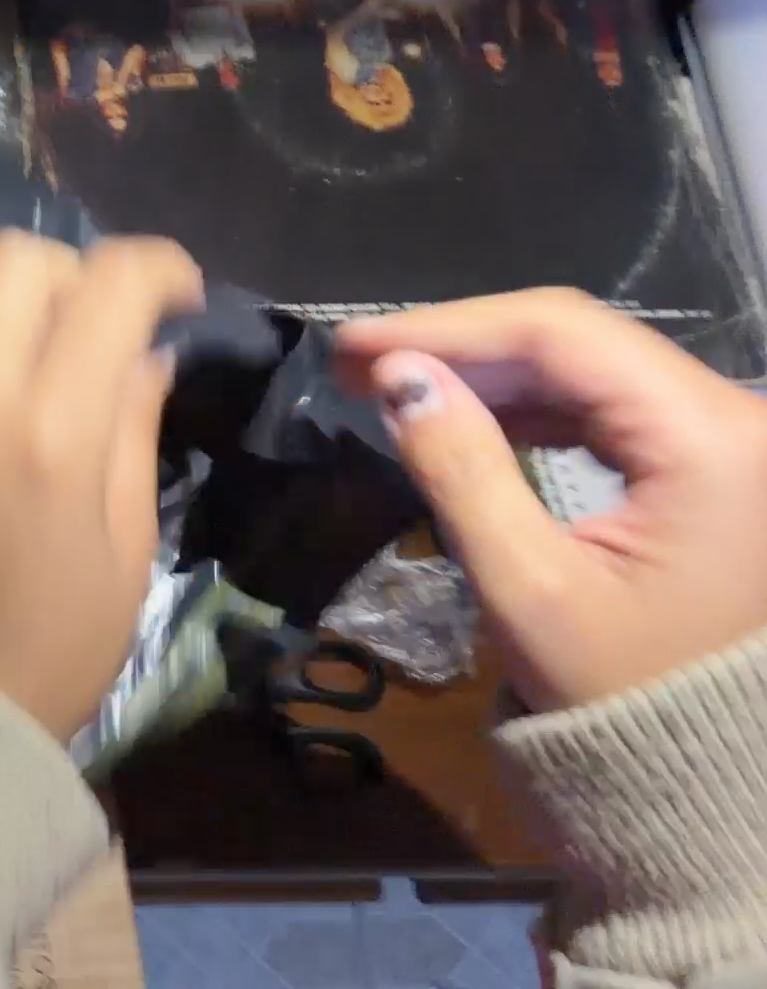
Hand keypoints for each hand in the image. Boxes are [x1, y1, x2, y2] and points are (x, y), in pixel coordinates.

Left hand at [0, 231, 203, 739]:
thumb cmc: (57, 641)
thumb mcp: (125, 541)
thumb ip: (130, 425)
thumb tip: (142, 351)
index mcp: (47, 434)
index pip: (103, 286)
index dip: (157, 267)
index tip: (183, 298)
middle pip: (13, 261)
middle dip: (78, 269)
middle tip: (113, 324)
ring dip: (29, 305)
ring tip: (68, 360)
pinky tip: (16, 399)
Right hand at [337, 288, 766, 711]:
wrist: (707, 752)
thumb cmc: (618, 679)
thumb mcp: (523, 579)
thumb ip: (459, 467)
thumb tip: (397, 376)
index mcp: (713, 440)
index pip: (560, 335)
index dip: (443, 326)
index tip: (350, 342)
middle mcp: (733, 416)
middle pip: (571, 339)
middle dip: (451, 342)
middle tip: (350, 361)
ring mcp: (719, 434)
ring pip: (577, 365)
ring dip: (474, 367)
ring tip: (383, 379)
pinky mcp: (697, 456)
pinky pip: (592, 402)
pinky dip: (512, 400)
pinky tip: (453, 409)